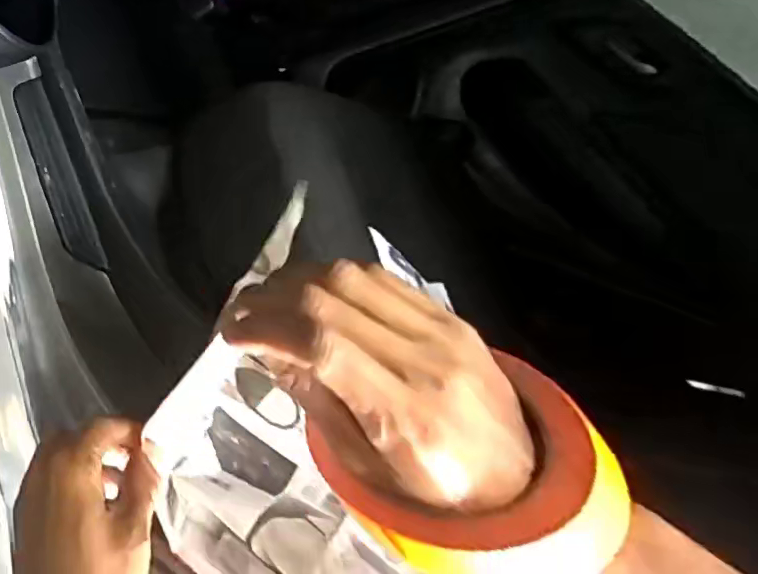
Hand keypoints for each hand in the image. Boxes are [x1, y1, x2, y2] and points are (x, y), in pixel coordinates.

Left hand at [14, 417, 163, 573]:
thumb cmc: (98, 573)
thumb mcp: (131, 533)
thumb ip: (142, 486)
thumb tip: (152, 451)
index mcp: (68, 462)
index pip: (100, 427)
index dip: (128, 429)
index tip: (152, 441)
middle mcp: (43, 463)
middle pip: (77, 435)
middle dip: (108, 442)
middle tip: (138, 460)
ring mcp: (31, 483)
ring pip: (61, 453)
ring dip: (90, 459)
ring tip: (123, 484)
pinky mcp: (26, 505)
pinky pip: (50, 474)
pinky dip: (72, 475)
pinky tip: (95, 503)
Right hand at [222, 260, 533, 511]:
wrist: (526, 482)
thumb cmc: (433, 483)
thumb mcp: (364, 462)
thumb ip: (311, 397)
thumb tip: (261, 345)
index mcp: (411, 416)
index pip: (323, 345)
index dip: (265, 328)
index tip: (232, 334)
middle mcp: (432, 365)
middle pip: (327, 300)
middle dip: (267, 299)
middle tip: (240, 312)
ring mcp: (446, 333)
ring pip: (345, 275)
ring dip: (290, 279)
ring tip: (268, 298)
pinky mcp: (449, 315)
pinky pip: (373, 274)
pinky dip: (325, 274)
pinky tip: (307, 291)